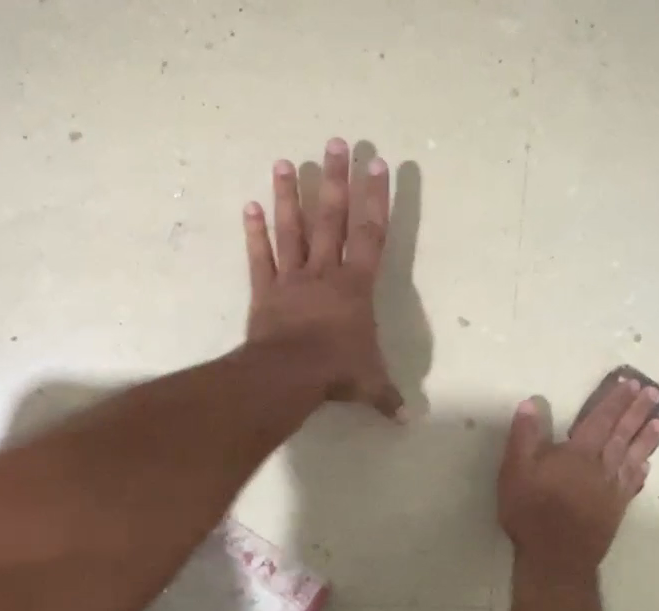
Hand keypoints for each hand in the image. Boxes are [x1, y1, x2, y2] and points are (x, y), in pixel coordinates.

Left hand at [243, 138, 403, 418]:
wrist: (289, 374)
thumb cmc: (337, 371)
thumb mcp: (370, 383)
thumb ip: (387, 395)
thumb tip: (409, 419)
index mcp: (356, 287)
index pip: (371, 236)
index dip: (377, 200)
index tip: (378, 164)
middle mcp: (325, 273)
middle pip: (332, 219)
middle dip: (336, 180)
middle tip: (335, 142)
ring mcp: (292, 279)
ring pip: (292, 230)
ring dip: (290, 195)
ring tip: (285, 162)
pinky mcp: (265, 291)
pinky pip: (260, 257)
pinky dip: (254, 232)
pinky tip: (250, 205)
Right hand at [497, 379, 658, 575]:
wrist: (557, 557)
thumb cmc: (532, 512)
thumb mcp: (515, 471)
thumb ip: (525, 436)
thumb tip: (532, 403)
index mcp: (578, 452)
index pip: (600, 419)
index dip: (615, 401)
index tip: (630, 384)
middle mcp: (602, 465)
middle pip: (623, 433)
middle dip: (637, 412)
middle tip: (654, 394)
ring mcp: (612, 488)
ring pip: (634, 456)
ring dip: (648, 438)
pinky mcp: (616, 508)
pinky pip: (633, 483)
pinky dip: (641, 471)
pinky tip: (647, 465)